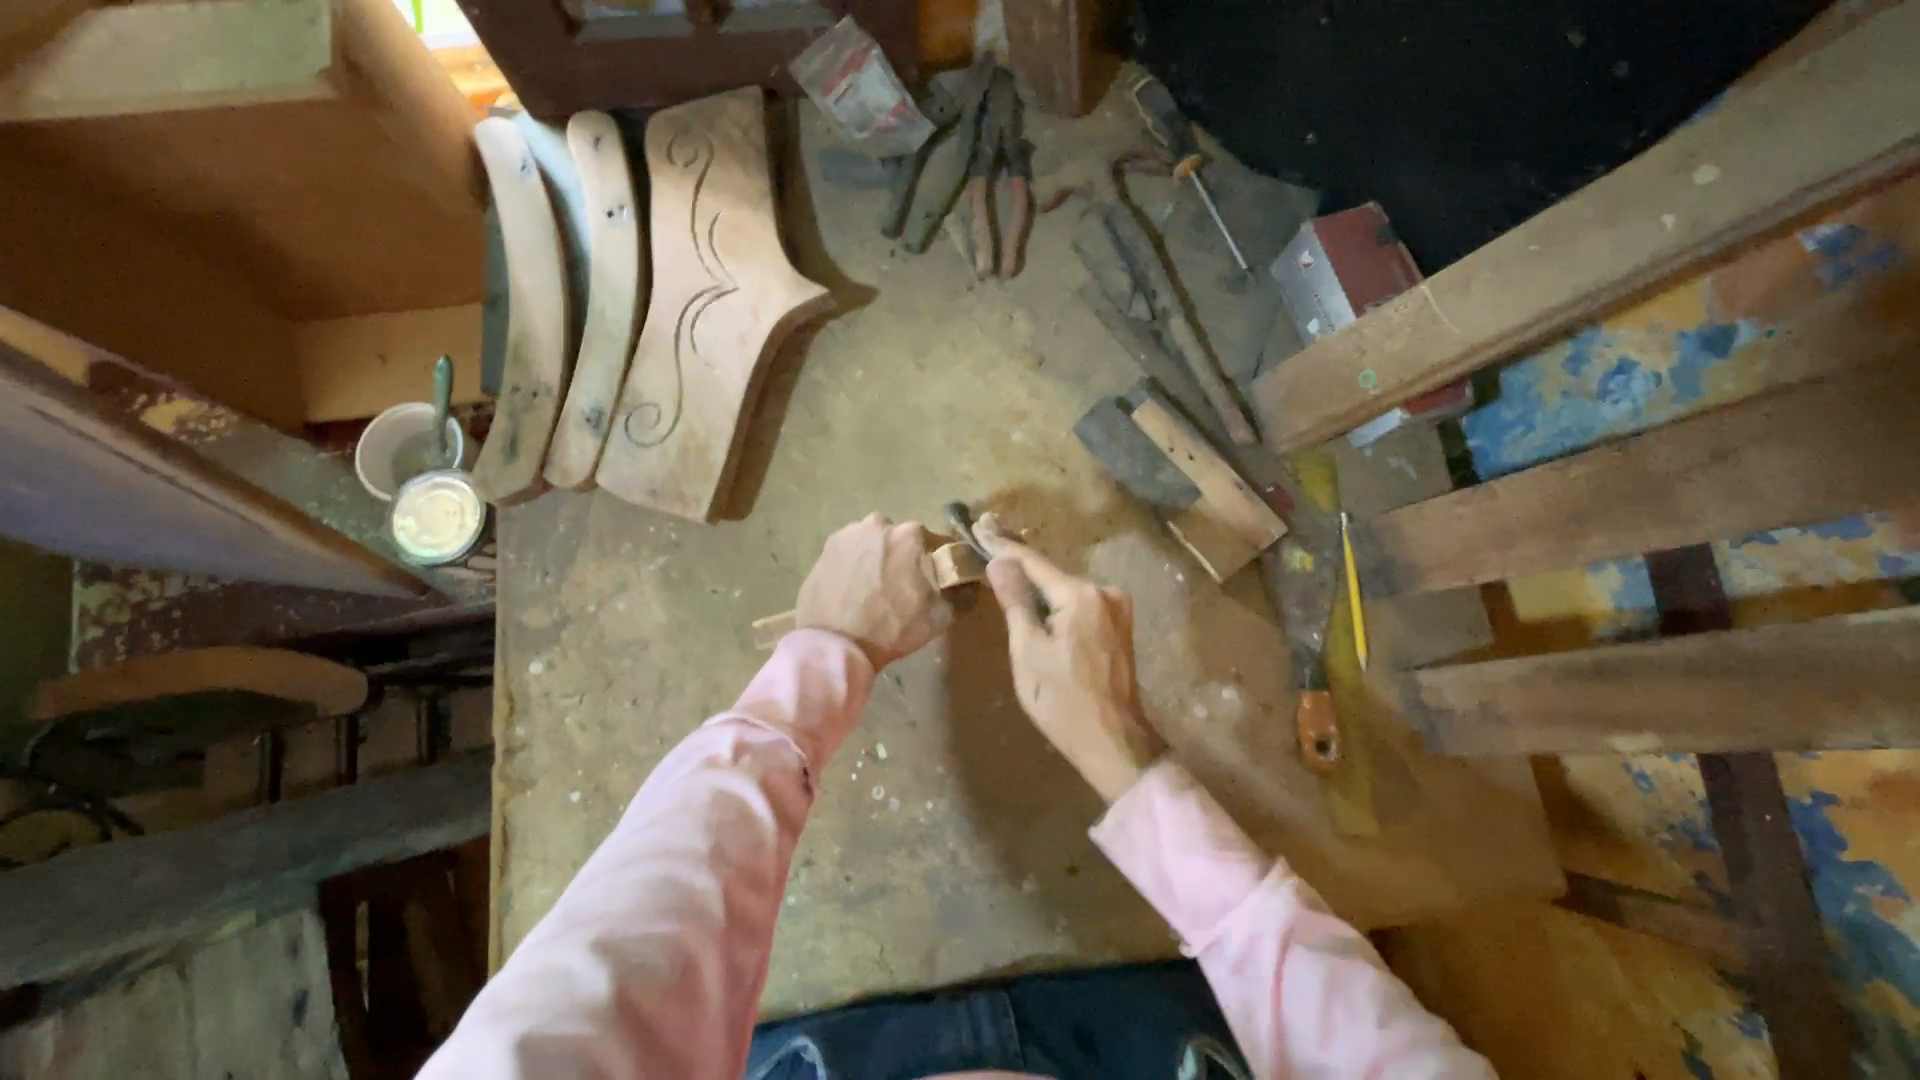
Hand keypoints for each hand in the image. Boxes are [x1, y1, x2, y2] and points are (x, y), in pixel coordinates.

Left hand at [795, 513, 953, 669]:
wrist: (837, 644)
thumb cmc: (893, 629)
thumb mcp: (939, 617)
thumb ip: (959, 593)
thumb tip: (969, 583)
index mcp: (911, 536)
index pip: (931, 541)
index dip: (931, 561)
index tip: (927, 579)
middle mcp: (880, 525)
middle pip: (898, 537)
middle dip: (900, 555)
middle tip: (896, 584)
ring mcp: (848, 534)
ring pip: (870, 540)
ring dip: (874, 555)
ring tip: (870, 585)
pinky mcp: (825, 548)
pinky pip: (847, 550)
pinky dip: (851, 563)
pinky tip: (850, 586)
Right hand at [975, 515, 1161, 802]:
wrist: (1114, 742)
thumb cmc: (1063, 701)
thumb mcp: (1028, 651)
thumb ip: (1015, 601)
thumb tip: (1000, 561)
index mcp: (1081, 595)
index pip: (1033, 562)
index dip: (1003, 546)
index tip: (979, 525)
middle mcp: (1104, 592)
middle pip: (1051, 573)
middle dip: (1019, 562)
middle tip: (987, 536)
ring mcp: (1116, 609)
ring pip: (1064, 589)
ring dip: (1036, 583)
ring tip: (1004, 565)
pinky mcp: (1119, 626)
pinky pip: (1078, 604)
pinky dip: (1055, 601)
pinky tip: (1034, 599)